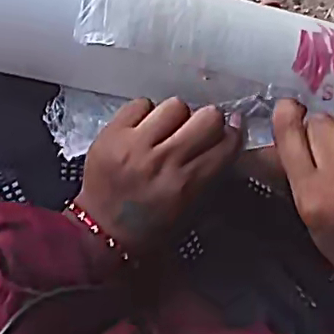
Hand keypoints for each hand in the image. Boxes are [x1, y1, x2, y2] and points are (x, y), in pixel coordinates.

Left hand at [75, 97, 244, 250]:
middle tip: (198, 130)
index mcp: (185, 183)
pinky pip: (141, 103)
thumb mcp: (188, 207)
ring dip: (176, 116)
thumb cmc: (149, 224)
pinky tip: (142, 129)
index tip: (230, 130)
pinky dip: (146, 113)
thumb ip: (208, 170)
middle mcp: (163, 160)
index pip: (225, 144)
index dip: (233, 134)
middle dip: (208, 122)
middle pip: (207, 117)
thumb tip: (230, 131)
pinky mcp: (112, 133)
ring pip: (175, 105)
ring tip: (166, 130)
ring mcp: (135, 144)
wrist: (99, 229)